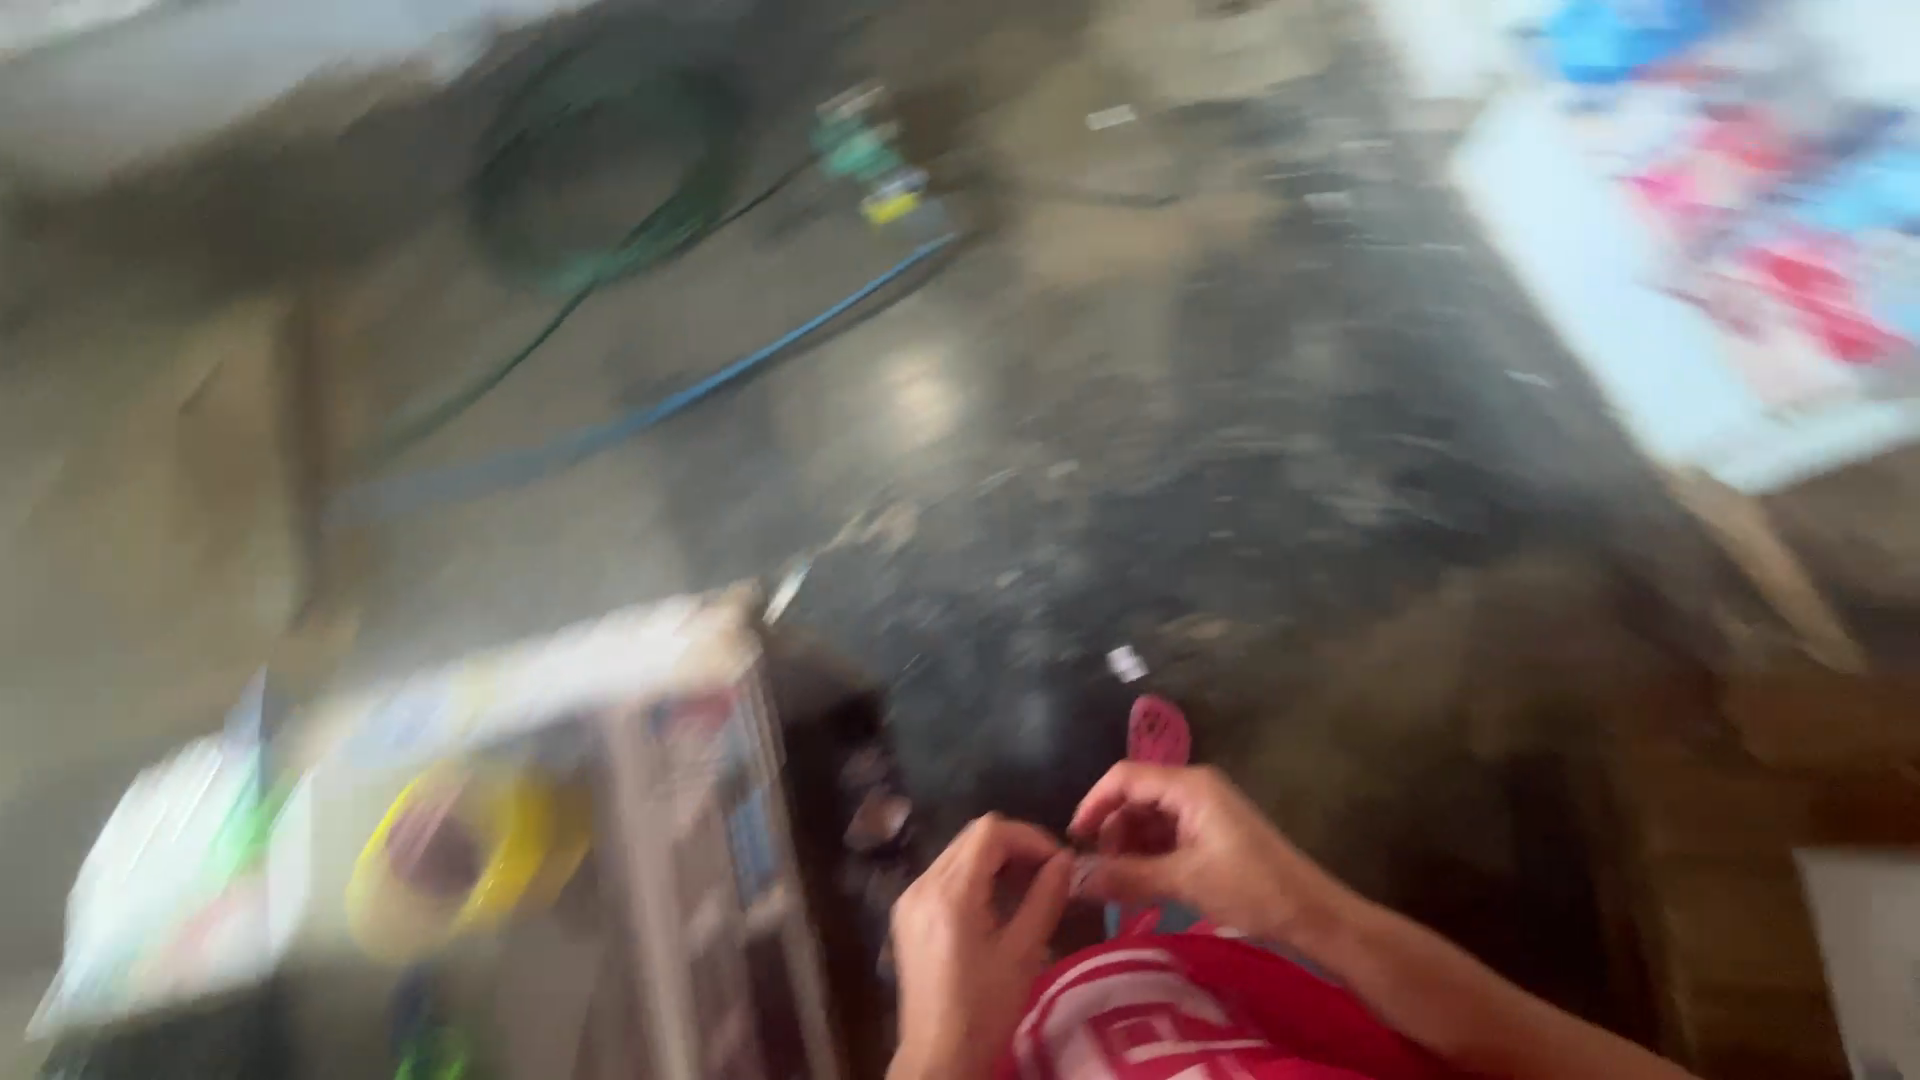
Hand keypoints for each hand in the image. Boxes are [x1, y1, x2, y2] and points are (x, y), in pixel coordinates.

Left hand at [889, 814, 1071, 1079]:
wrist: (938, 1059)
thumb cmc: (985, 1011)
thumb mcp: (1023, 953)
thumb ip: (1046, 897)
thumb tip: (1066, 859)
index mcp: (950, 892)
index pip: (990, 832)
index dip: (1029, 837)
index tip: (1057, 861)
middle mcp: (923, 883)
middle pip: (973, 836)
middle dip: (1014, 846)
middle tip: (1047, 872)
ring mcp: (910, 897)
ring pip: (958, 851)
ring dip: (995, 859)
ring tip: (1026, 887)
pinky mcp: (907, 912)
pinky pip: (944, 873)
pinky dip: (974, 875)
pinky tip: (995, 901)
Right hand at [1069, 763, 1353, 943]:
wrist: (1314, 915)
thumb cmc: (1251, 888)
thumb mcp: (1184, 881)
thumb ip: (1127, 876)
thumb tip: (1076, 878)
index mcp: (1188, 785)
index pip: (1124, 777)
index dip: (1094, 803)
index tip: (1075, 839)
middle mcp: (1192, 788)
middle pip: (1134, 797)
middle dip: (1112, 831)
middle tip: (1100, 871)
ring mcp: (1202, 810)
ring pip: (1148, 819)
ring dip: (1129, 848)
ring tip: (1120, 884)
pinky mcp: (1209, 833)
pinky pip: (1166, 835)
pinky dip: (1149, 856)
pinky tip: (1142, 885)